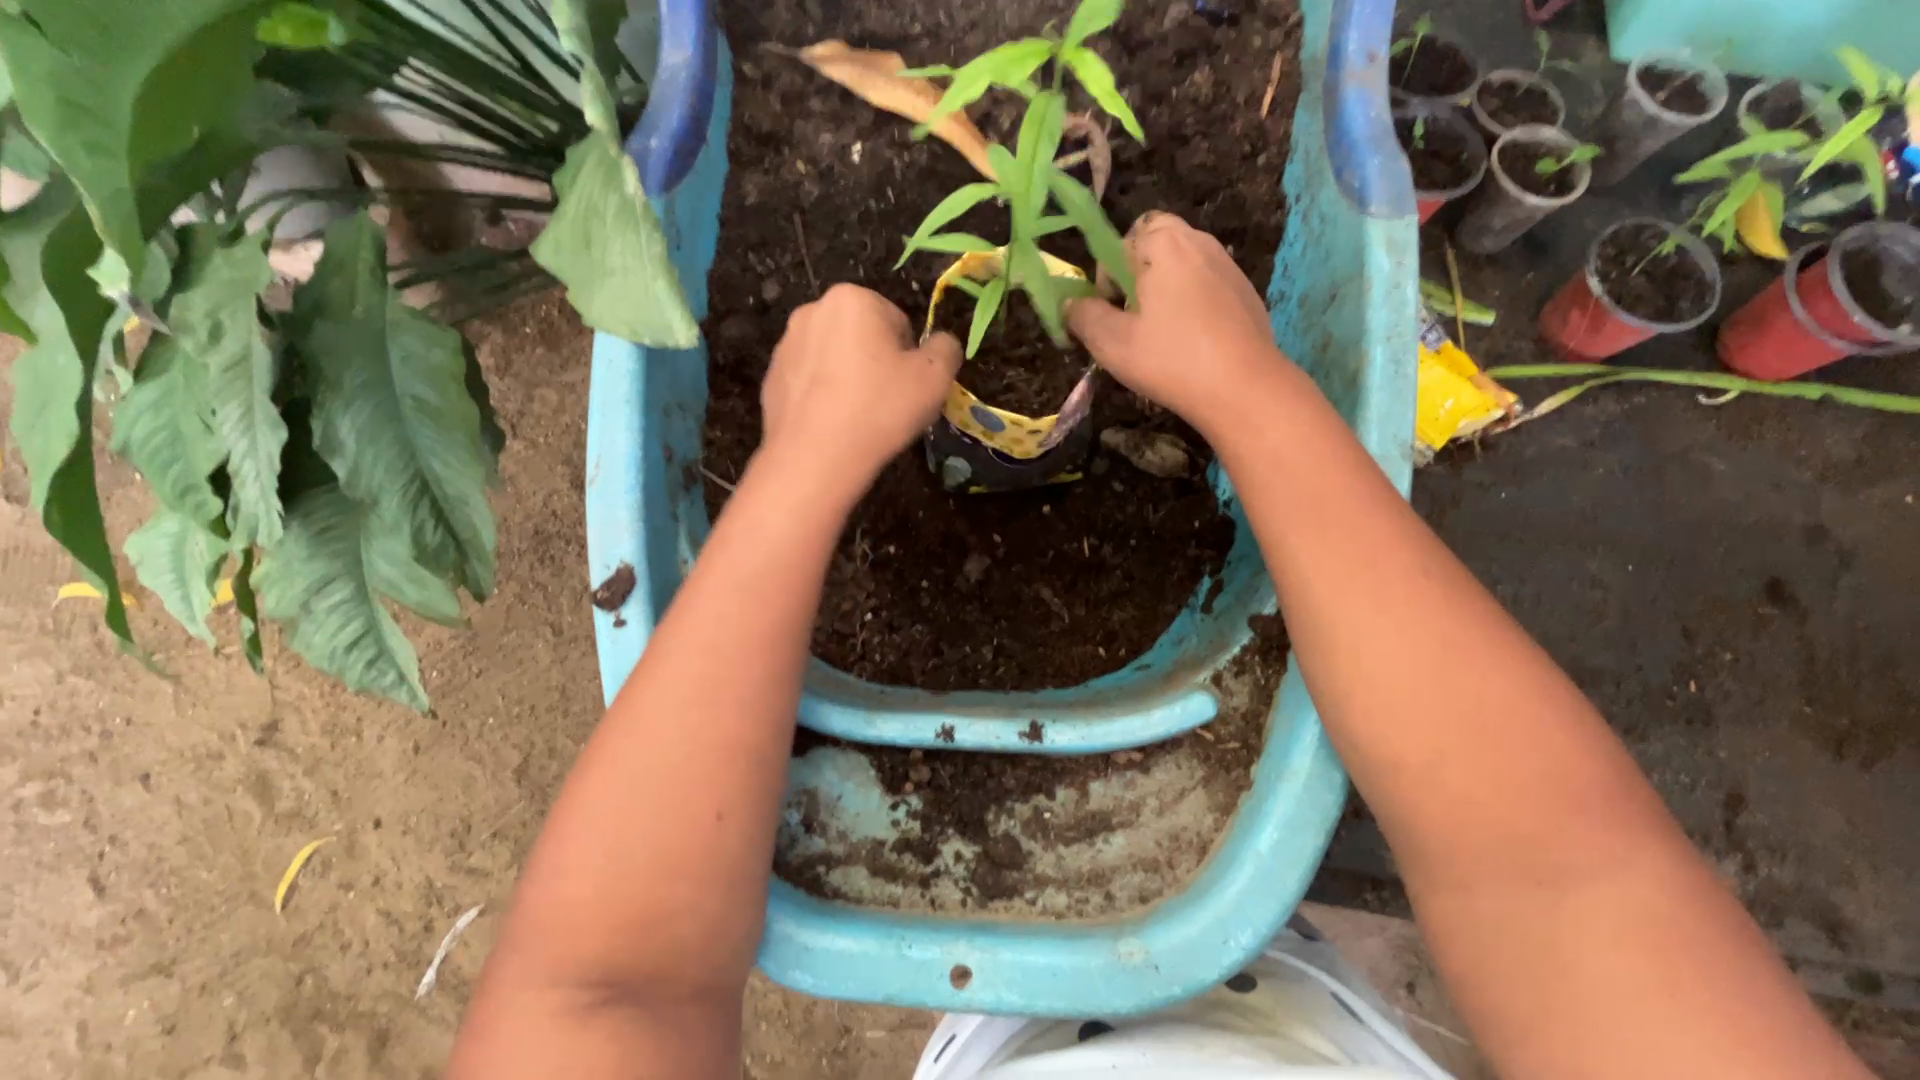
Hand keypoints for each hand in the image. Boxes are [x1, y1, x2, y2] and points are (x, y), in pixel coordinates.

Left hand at [759, 284, 962, 492]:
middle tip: (887, 403)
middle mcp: (812, 311)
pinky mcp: (770, 379)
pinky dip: (823, 397)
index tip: (909, 387)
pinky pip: (809, 383)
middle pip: (862, 336)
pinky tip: (833, 426)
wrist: (814, 458)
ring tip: (859, 417)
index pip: (897, 321)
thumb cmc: (880, 409)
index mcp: (853, 299)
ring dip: (849, 378)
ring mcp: (785, 346)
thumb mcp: (935, 378)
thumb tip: (942, 344)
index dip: (910, 356)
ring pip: (833, 358)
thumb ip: (946, 349)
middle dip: (877, 363)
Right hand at [1066, 213, 1291, 436]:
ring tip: (1161, 334)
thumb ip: (1083, 316)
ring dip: (1165, 288)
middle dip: (1137, 273)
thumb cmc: (1171, 359)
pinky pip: (1207, 284)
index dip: (1108, 275)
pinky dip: (1192, 303)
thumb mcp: (1111, 342)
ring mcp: (1228, 266)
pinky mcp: (1245, 292)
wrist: (1245, 388)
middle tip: (1133, 317)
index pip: (1122, 240)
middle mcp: (1199, 242)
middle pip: (1156, 242)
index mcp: (1164, 244)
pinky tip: (1192, 342)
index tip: (1111, 312)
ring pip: (1183, 264)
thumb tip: (1070, 303)